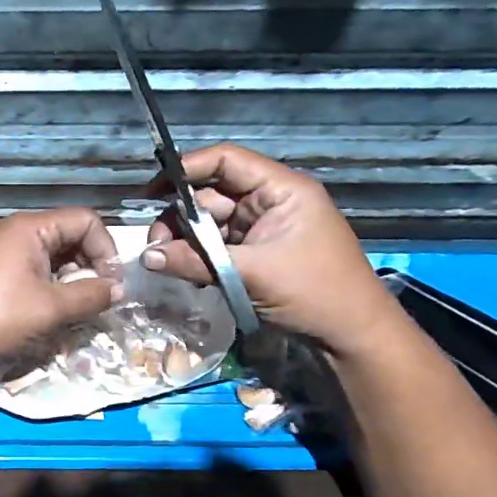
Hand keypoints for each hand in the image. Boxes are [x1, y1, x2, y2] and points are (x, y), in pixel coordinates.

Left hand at [0, 208, 123, 367]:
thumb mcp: (51, 308)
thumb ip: (91, 295)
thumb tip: (117, 290)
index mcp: (30, 227)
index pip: (86, 220)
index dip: (107, 250)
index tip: (110, 286)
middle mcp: (13, 231)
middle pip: (68, 235)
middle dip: (89, 265)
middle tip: (94, 299)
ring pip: (50, 255)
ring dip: (68, 279)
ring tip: (72, 309)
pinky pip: (29, 269)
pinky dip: (46, 286)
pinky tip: (46, 311)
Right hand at [141, 144, 400, 353]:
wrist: (350, 334)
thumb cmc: (314, 292)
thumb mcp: (251, 274)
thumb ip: (195, 261)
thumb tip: (146, 257)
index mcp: (280, 190)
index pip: (226, 161)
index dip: (186, 169)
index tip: (151, 192)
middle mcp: (268, 202)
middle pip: (209, 194)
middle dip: (178, 217)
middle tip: (155, 246)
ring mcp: (260, 228)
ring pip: (207, 222)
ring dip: (184, 241)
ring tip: (166, 263)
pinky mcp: (253, 253)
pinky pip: (214, 246)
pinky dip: (196, 257)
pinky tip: (186, 273)